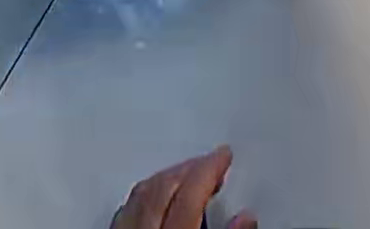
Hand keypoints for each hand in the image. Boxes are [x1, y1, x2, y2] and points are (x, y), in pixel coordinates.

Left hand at [112, 146, 256, 228]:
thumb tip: (245, 216)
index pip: (190, 192)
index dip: (210, 167)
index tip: (225, 154)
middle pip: (162, 186)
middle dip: (189, 166)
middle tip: (211, 160)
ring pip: (140, 194)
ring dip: (165, 176)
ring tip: (187, 172)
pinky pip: (124, 211)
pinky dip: (142, 196)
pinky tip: (153, 197)